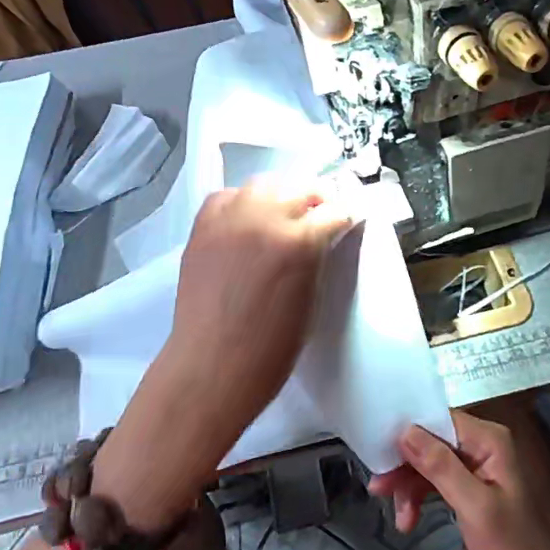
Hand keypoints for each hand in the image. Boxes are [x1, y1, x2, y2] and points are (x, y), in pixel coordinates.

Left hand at [162, 178, 350, 411]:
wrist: (213, 365)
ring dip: (280, 197)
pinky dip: (241, 204)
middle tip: (320, 217)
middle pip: (301, 189)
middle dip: (317, 202)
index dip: (345, 217)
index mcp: (300, 241)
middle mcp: (265, 218)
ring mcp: (230, 219)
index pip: (335, 211)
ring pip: (264, 185)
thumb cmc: (273, 347)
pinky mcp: (202, 227)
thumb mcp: (312, 296)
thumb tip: (322, 237)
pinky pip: (227, 197)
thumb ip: (317, 256)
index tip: (347, 222)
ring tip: (282, 216)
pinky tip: (246, 222)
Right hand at [383, 409, 549, 549]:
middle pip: (432, 442)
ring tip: (399, 519)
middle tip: (379, 490)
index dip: (407, 434)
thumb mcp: (475, 508)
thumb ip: (440, 467)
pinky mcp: (474, 489)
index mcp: (490, 439)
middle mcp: (484, 445)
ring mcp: (480, 467)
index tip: (378, 454)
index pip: (439, 420)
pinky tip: (409, 520)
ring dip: (411, 487)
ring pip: (432, 463)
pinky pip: (439, 482)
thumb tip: (405, 430)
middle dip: (405, 466)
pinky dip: (422, 498)